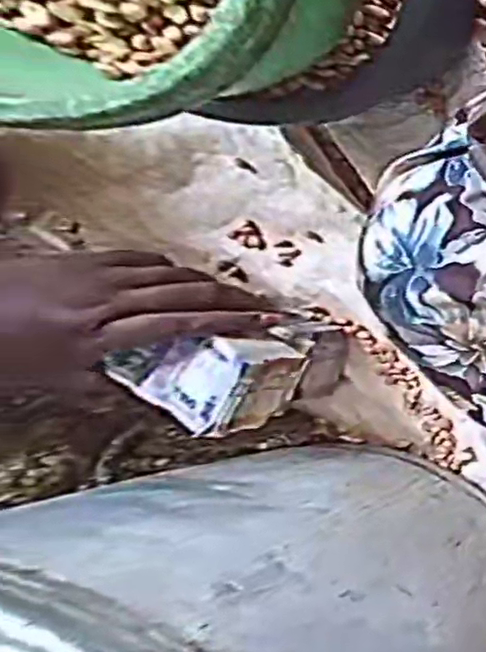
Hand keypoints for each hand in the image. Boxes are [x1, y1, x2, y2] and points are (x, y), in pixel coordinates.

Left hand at [0, 251, 278, 386]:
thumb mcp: (48, 379)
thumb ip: (104, 381)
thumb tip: (152, 393)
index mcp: (98, 336)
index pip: (185, 324)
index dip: (235, 321)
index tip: (271, 321)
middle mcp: (103, 302)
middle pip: (191, 293)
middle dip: (237, 299)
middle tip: (266, 306)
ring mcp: (91, 276)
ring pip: (173, 273)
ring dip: (209, 283)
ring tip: (229, 294)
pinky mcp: (79, 260)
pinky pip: (141, 258)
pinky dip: (170, 267)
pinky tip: (177, 276)